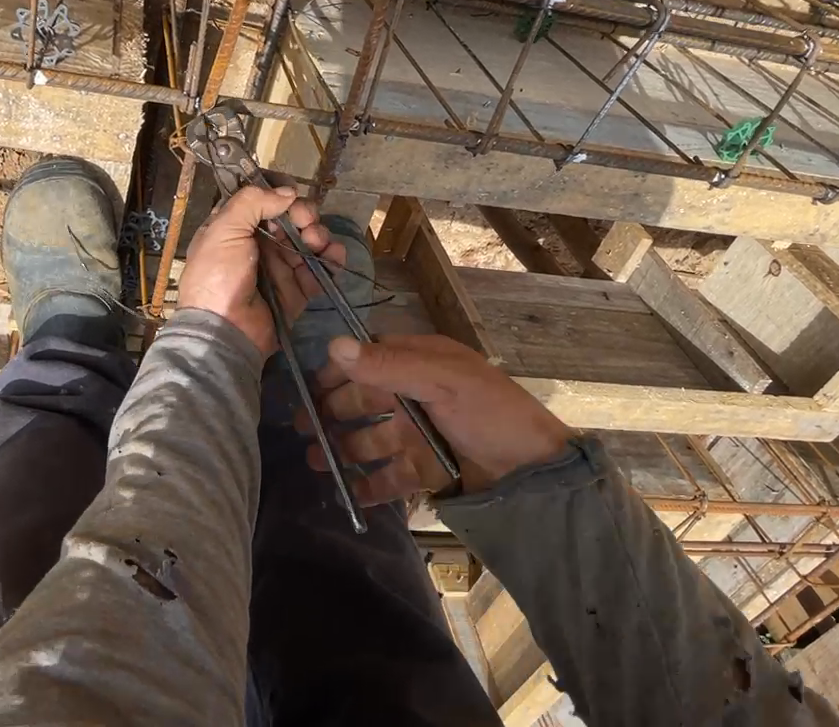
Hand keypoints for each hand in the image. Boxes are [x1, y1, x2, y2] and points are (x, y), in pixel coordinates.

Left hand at [176, 185, 345, 356]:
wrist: (224, 330)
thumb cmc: (218, 275)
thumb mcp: (224, 230)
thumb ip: (252, 202)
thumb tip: (288, 192)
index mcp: (235, 226)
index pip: (262, 199)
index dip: (279, 192)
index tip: (290, 194)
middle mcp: (259, 243)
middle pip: (291, 218)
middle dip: (304, 214)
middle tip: (306, 222)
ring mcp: (279, 267)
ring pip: (308, 240)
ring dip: (319, 235)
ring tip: (317, 242)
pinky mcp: (297, 290)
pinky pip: (320, 269)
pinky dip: (331, 259)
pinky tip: (334, 256)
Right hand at [304, 334, 572, 503]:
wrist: (536, 473)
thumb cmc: (490, 414)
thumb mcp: (441, 380)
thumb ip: (387, 364)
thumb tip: (333, 345)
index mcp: (422, 362)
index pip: (368, 359)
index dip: (337, 371)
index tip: (308, 387)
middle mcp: (417, 394)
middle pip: (364, 400)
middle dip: (332, 413)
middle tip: (302, 430)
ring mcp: (421, 434)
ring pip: (372, 439)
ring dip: (343, 450)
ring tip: (315, 463)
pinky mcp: (428, 470)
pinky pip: (391, 475)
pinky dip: (370, 485)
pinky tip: (348, 494)